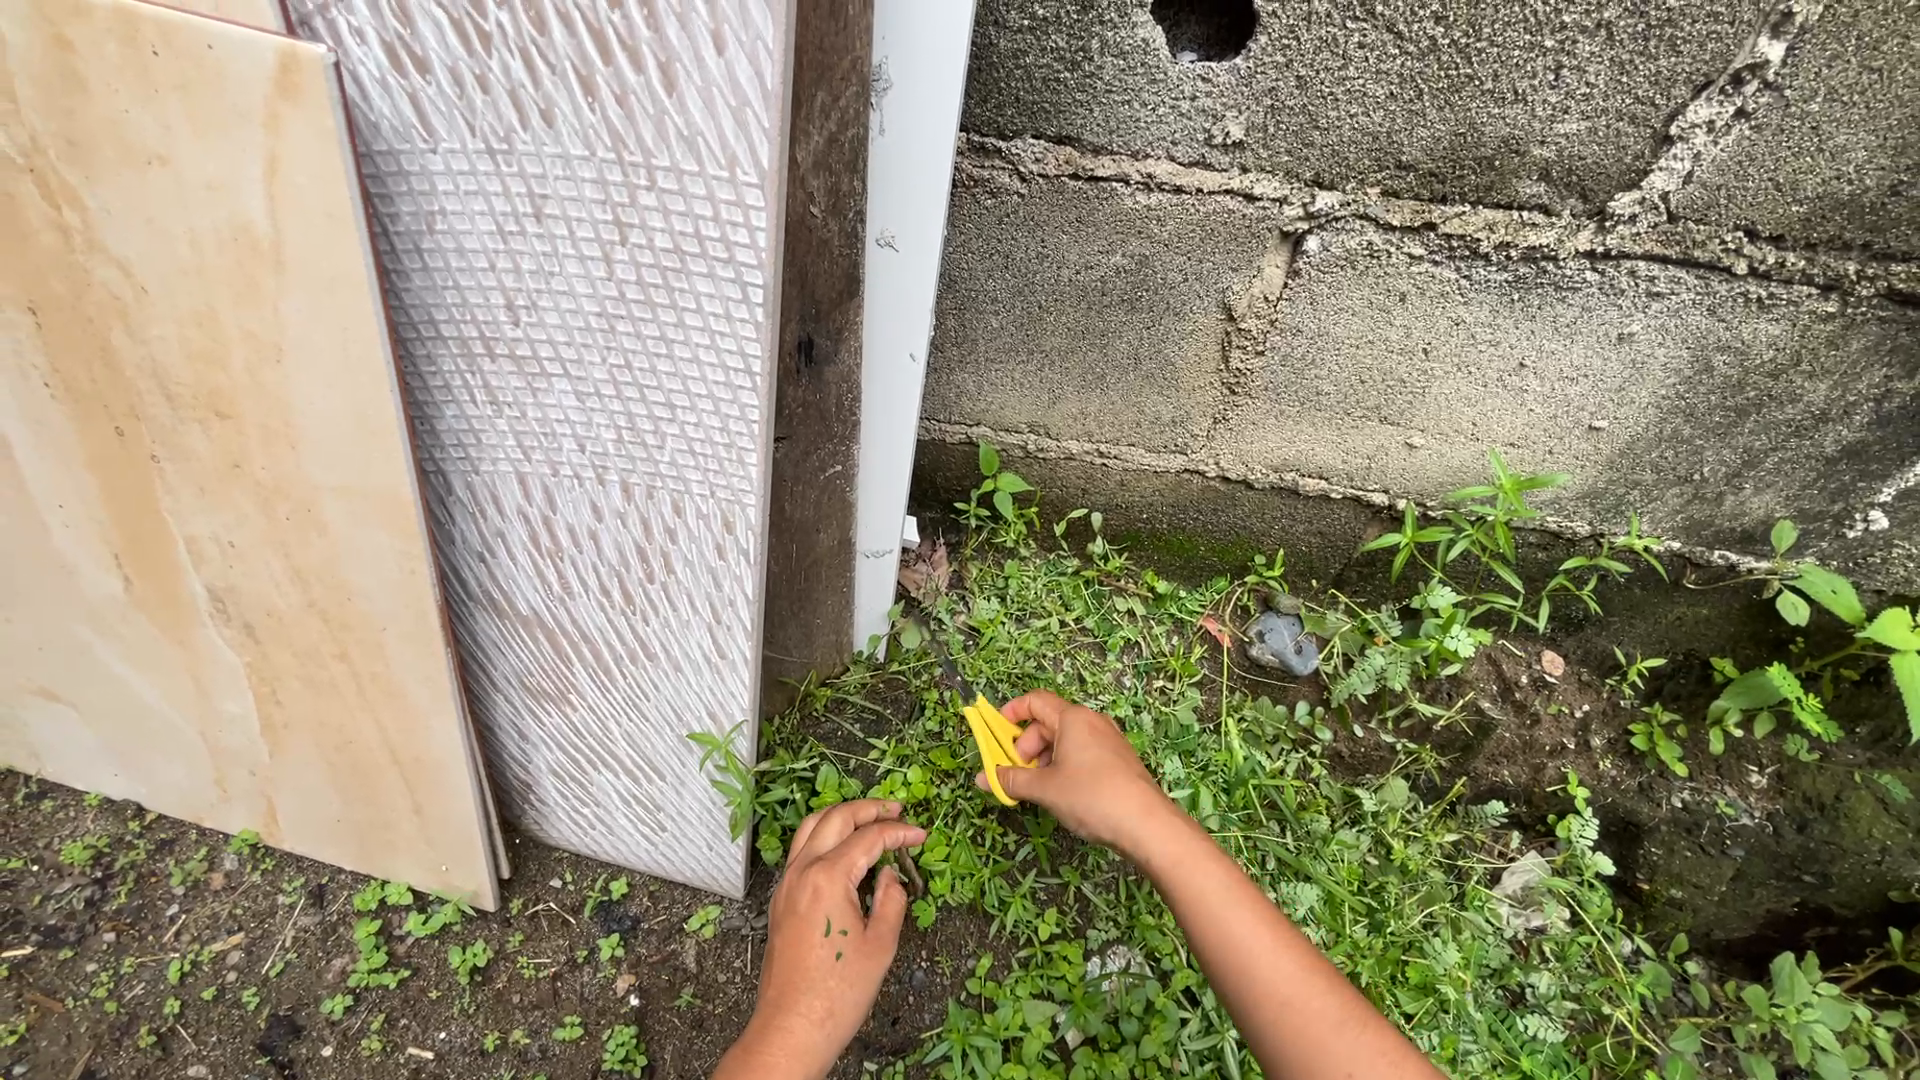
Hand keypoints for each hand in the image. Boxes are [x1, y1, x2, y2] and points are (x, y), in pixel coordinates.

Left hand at [715, 800, 924, 1079]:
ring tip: (870, 818)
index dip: (899, 832)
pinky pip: (802, 849)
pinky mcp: (781, 899)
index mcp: (827, 877)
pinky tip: (844, 849)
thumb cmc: (838, 994)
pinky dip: (825, 835)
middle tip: (897, 811)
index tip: (921, 835)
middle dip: (869, 809)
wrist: (791, 1030)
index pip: (869, 837)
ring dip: (843, 816)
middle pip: (836, 818)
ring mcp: (787, 884)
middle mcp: (802, 871)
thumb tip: (889, 876)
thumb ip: (890, 899)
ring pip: (812, 827)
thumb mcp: (881, 945)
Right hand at [973, 690, 1175, 857]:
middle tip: (1018, 774)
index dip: (1011, 713)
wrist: (1147, 825)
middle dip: (1026, 746)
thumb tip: (983, 778)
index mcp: (1073, 718)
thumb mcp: (1045, 789)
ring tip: (1039, 789)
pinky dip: (1065, 766)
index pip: (1035, 700)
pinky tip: (1063, 793)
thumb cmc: (1092, 797)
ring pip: (1065, 741)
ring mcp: (1108, 740)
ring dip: (1044, 760)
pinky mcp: (1118, 760)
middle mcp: (1092, 722)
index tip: (996, 734)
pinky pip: (1082, 753)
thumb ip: (1011, 780)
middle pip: (1048, 722)